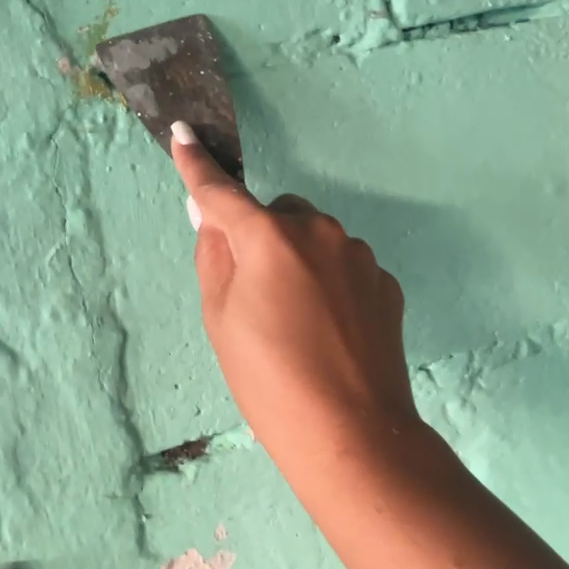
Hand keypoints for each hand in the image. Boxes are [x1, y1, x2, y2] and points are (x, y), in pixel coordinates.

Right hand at [169, 121, 420, 466]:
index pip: (221, 192)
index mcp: (268, 235)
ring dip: (298, 260)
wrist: (353, 435)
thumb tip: (210, 214)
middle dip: (261, 237)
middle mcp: (318, 230)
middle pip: (276, 215)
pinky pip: (343, 265)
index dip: (196, 164)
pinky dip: (329, 282)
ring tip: (298, 323)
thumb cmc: (268, 379)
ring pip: (313, 239)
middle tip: (255, 296)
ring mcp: (358, 254)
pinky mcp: (385, 281)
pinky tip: (330, 330)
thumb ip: (213, 254)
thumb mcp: (220, 318)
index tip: (184, 133)